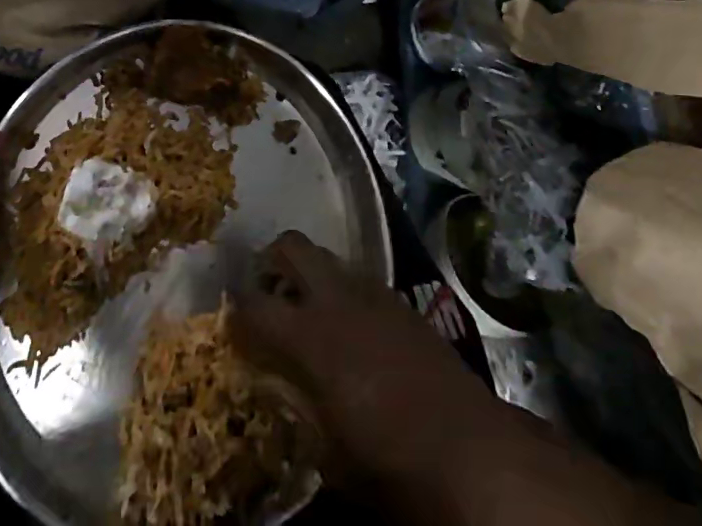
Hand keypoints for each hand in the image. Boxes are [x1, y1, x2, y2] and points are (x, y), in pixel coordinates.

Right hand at [235, 231, 496, 488]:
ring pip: (329, 257)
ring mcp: (373, 294)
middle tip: (267, 287)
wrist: (469, 448)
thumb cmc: (387, 456)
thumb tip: (273, 383)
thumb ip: (292, 403)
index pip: (253, 304)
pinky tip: (353, 324)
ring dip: (312, 272)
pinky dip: (345, 290)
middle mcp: (338, 300)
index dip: (236, 309)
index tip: (232, 320)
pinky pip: (361, 279)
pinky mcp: (402, 303)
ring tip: (309, 305)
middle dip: (272, 258)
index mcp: (309, 334)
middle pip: (293, 246)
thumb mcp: (324, 447)